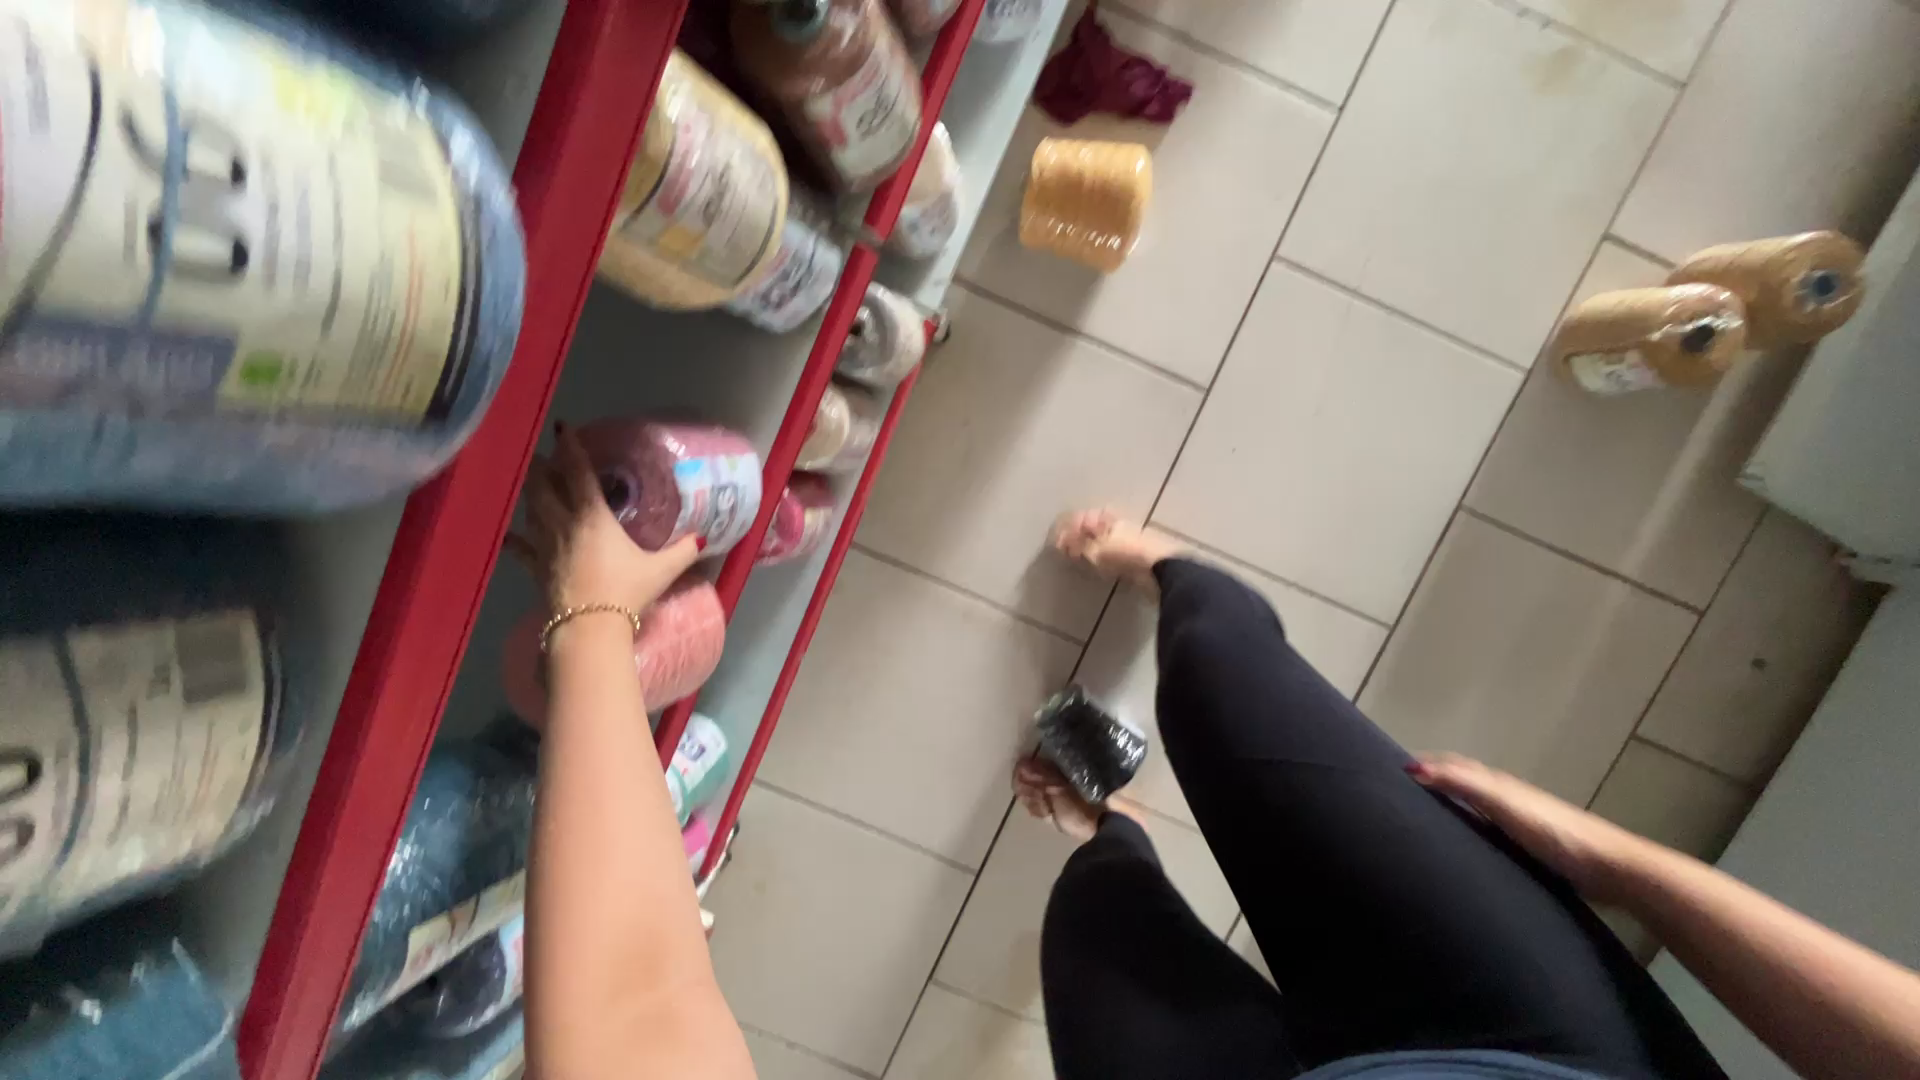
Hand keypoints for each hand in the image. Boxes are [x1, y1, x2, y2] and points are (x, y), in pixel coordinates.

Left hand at [507, 423, 701, 617]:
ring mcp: (545, 546)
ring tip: (534, 485)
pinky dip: (516, 539)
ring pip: (531, 510)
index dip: (571, 448)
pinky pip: (521, 549)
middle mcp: (564, 523)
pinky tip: (510, 535)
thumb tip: (701, 539)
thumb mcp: (662, 570)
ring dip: (531, 495)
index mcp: (594, 517)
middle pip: (544, 486)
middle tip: (544, 456)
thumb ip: (681, 552)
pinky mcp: (537, 568)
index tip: (564, 428)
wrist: (590, 627)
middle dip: (542, 468)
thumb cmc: (626, 591)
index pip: (578, 473)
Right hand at [1409, 754, 1650, 905]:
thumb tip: (1409, 767)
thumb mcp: (1503, 803)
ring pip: (1473, 808)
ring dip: (1447, 807)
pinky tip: (1458, 848)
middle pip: (1460, 783)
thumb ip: (1461, 783)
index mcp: (1497, 783)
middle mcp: (1505, 797)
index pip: (1451, 764)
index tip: (1389, 770)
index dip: (1423, 763)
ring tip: (1417, 822)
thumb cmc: (1556, 833)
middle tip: (1395, 795)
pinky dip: (1465, 831)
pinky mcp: (1528, 850)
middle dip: (1430, 782)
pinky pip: (1485, 832)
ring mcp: (1518, 824)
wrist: (1615, 872)